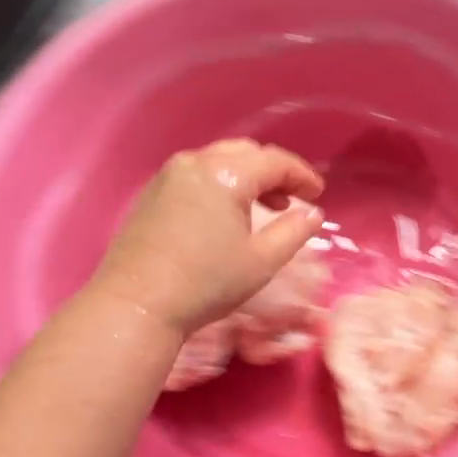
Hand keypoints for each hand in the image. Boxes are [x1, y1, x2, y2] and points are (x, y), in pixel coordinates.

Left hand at [92, 139, 325, 332]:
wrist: (139, 303)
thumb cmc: (207, 282)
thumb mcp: (262, 261)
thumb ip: (294, 232)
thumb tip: (313, 214)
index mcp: (225, 174)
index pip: (274, 161)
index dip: (302, 175)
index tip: (319, 195)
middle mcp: (194, 163)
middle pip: (245, 153)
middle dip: (274, 172)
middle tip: (294, 199)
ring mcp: (168, 176)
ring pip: (219, 162)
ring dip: (248, 178)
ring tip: (266, 207)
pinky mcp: (152, 193)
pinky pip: (197, 176)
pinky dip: (222, 185)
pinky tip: (228, 215)